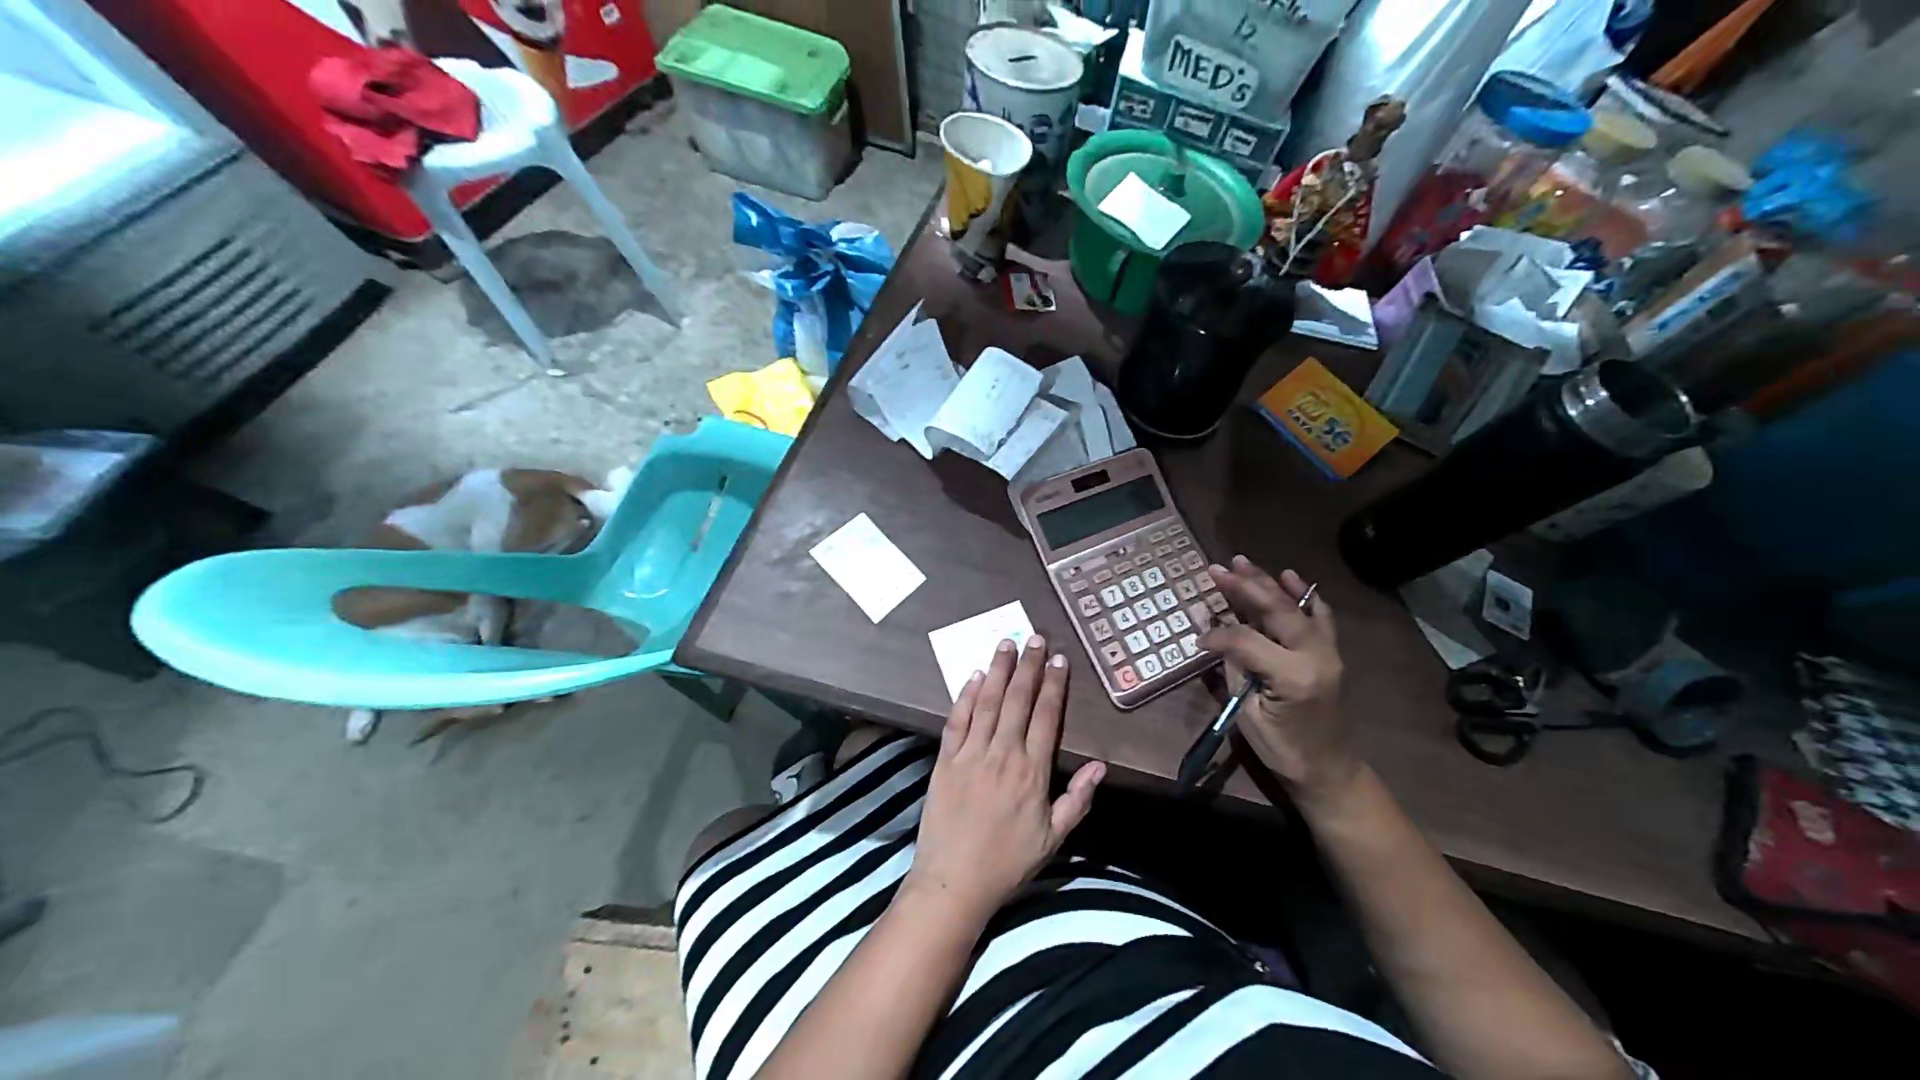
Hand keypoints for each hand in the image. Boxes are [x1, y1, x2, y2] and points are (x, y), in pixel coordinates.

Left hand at [905, 635, 1105, 925]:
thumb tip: (1101, 766)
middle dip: (1029, 666)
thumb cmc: (1008, 862)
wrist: (954, 881)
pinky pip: (956, 720)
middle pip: (1017, 700)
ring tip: (1006, 643)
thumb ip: (1077, 800)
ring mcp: (970, 755)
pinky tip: (972, 676)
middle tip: (1035, 638)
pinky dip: (965, 696)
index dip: (1054, 685)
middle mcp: (1002, 755)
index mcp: (1032, 772)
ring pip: (987, 702)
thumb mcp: (1053, 838)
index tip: (1059, 660)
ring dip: (997, 670)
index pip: (1046, 716)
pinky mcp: (945, 760)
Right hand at [1198, 556, 1358, 804]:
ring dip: (1268, 582)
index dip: (1218, 635)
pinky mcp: (1331, 652)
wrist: (1327, 767)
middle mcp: (1315, 655)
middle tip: (1216, 569)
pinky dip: (1304, 594)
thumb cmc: (1281, 747)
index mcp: (1293, 675)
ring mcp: (1328, 651)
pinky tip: (1289, 576)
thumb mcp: (1247, 713)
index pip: (1246, 640)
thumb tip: (1215, 638)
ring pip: (1296, 606)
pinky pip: (1320, 616)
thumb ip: (1234, 670)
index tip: (1199, 639)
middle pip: (1275, 611)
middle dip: (1243, 587)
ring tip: (1242, 562)